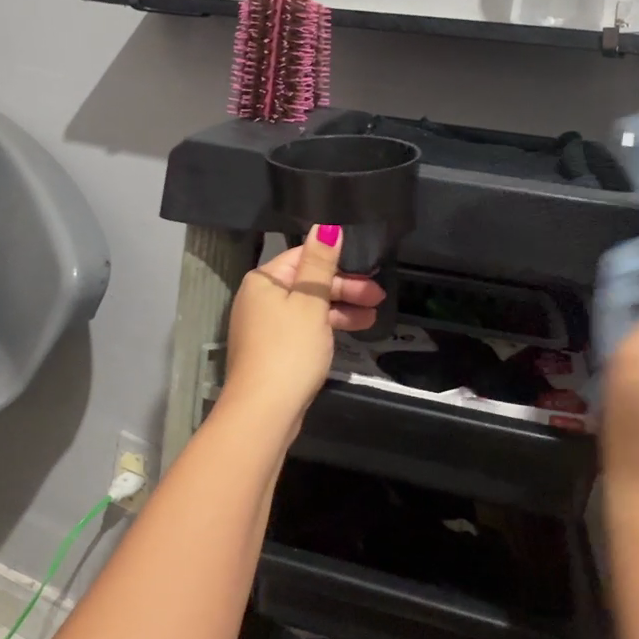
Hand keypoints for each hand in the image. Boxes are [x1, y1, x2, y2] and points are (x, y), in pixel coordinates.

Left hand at [222, 225, 386, 419]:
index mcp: (264, 280)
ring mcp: (265, 326)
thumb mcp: (311, 302)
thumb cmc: (289, 349)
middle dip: (344, 287)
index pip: (303, 256)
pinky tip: (352, 330)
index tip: (368, 267)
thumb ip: (320, 263)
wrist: (264, 411)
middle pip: (307, 282)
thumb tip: (325, 226)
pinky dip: (327, 326)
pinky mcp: (274, 350)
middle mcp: (260, 298)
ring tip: (374, 316)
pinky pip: (304, 327)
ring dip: (341, 308)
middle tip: (378, 296)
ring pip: (309, 306)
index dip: (336, 259)